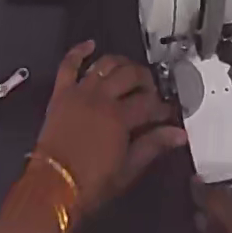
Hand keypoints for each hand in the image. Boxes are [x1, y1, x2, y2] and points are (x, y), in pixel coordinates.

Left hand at [34, 41, 187, 213]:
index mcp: (120, 116)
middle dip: (146, 80)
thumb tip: (179, 134)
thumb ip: (153, 145)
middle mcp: (101, 97)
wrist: (52, 188)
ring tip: (130, 71)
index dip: (162, 107)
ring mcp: (80, 91)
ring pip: (105, 64)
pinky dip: (79, 51)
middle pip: (130, 75)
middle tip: (152, 91)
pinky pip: (69, 65)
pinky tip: (90, 44)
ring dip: (121, 63)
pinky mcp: (61, 92)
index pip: (149, 102)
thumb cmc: (92, 183)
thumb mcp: (128, 169)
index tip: (168, 113)